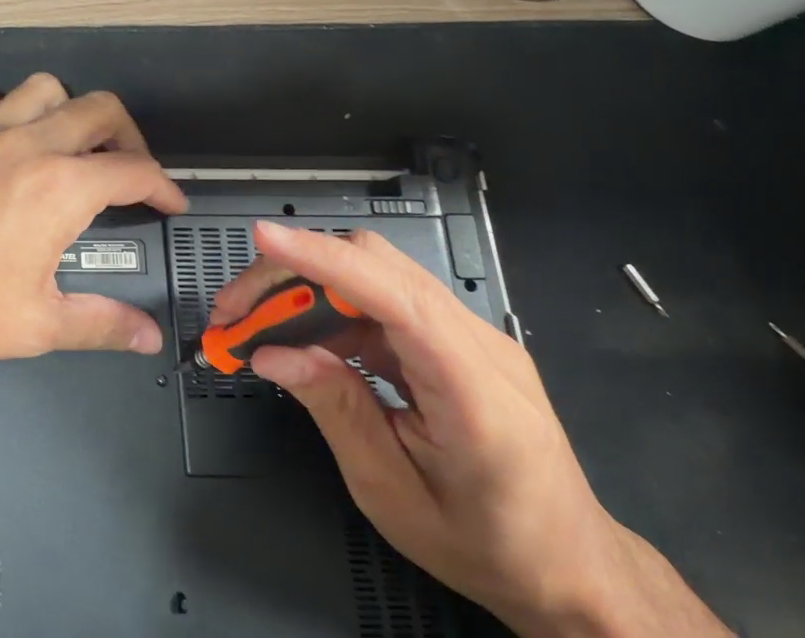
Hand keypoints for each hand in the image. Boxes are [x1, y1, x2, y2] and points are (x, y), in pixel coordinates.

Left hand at [0, 74, 186, 378]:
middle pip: (99, 110)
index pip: (133, 170)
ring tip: (73, 143)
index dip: (162, 186)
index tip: (167, 201)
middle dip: (128, 135)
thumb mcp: (39, 325)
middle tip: (130, 168)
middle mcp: (22, 148)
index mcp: (58, 189)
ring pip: (42, 89)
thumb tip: (142, 333)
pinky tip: (5, 135)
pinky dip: (4, 106)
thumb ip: (104, 324)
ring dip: (69, 108)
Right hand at [216, 222, 728, 636]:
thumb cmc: (488, 545)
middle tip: (233, 313)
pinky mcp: (454, 342)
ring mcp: (470, 338)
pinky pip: (381, 305)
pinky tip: (295, 342)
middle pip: (376, 267)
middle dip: (294, 272)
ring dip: (304, 292)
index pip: (394, 294)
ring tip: (251, 329)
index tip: (263, 238)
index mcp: (472, 389)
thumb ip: (335, 411)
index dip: (324, 259)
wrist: (570, 566)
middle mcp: (477, 344)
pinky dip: (328, 313)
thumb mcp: (391, 492)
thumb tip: (273, 354)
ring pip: (372, 278)